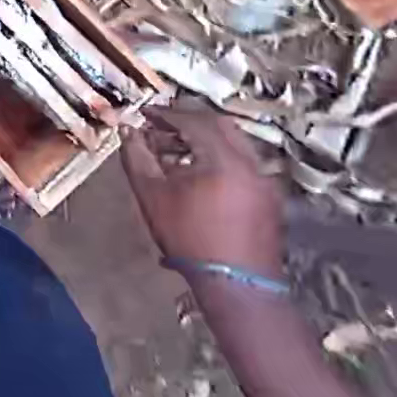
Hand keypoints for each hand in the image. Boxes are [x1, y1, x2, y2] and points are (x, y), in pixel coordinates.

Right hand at [120, 106, 284, 276]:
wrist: (234, 283)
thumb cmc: (188, 235)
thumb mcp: (151, 193)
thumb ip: (136, 155)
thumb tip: (128, 130)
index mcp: (224, 159)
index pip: (194, 121)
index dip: (166, 113)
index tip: (144, 113)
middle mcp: (251, 163)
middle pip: (219, 125)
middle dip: (187, 120)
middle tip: (160, 124)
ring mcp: (265, 180)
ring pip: (234, 141)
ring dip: (203, 137)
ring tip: (174, 148)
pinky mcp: (268, 196)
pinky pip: (242, 160)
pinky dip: (218, 154)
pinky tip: (195, 170)